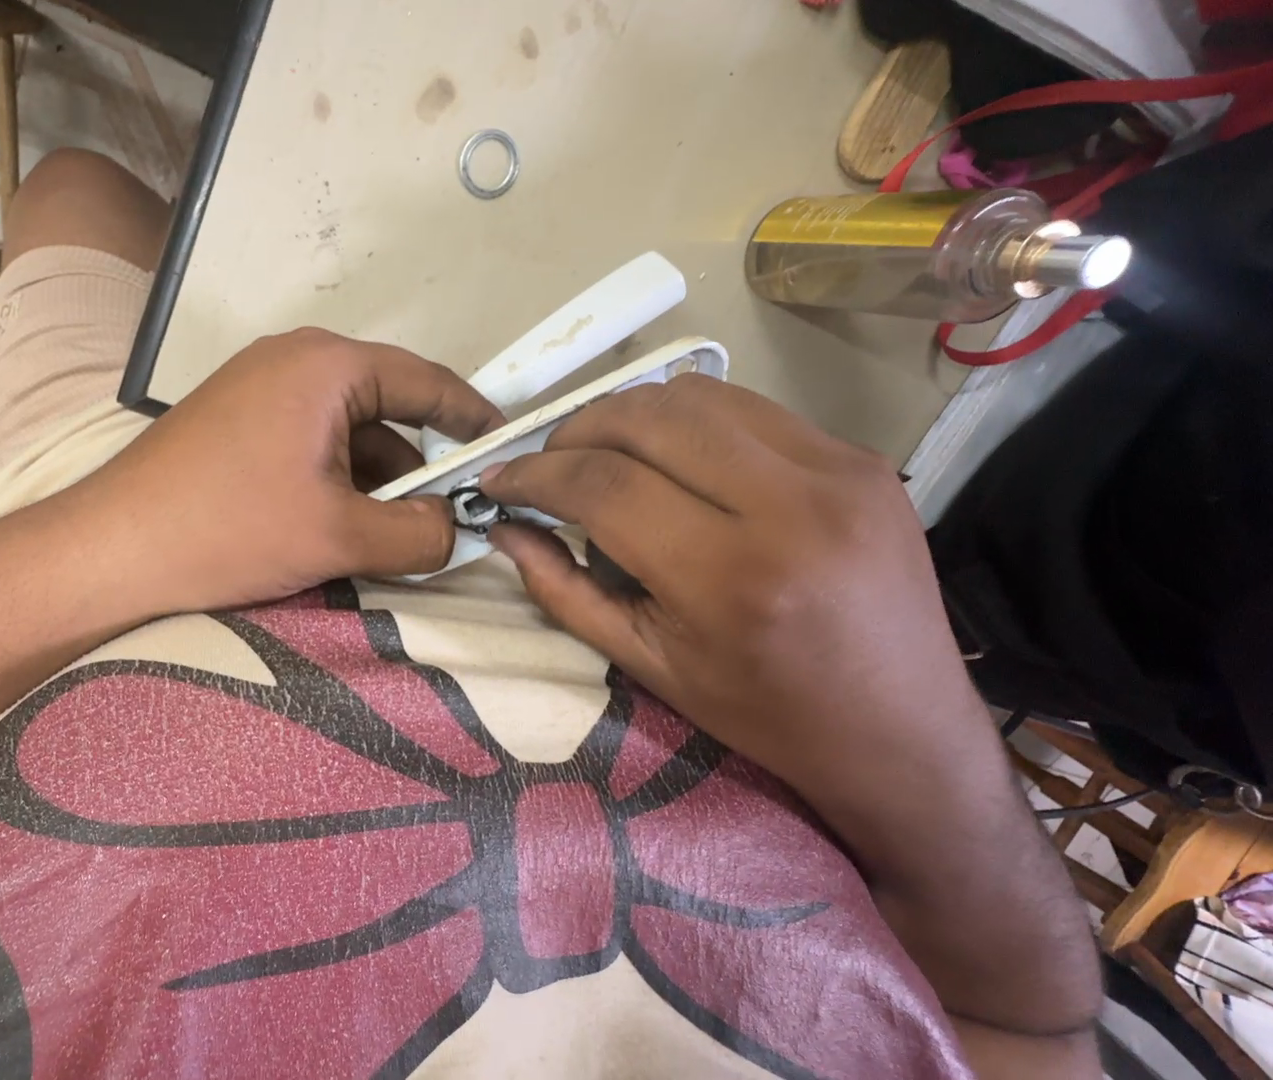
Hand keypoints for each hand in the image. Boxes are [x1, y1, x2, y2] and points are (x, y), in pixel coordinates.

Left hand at [61, 328, 501, 616]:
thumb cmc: (231, 529)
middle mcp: (294, 358)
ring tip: (383, 536)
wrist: (111, 549)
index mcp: (328, 365)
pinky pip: (306, 440)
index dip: (473, 419)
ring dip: (372, 479)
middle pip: (385, 406)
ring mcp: (256, 386)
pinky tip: (332, 526)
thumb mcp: (339, 536)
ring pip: (344, 430)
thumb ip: (418, 533)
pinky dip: (332, 478)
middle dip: (416, 464)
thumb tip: (456, 527)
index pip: (427, 381)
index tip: (508, 452)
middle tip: (442, 517)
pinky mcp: (233, 419)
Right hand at [482, 374, 990, 792]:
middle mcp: (788, 505)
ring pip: (698, 396)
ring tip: (605, 456)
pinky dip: (690, 425)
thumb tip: (505, 528)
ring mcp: (836, 470)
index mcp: (728, 576)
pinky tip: (676, 463)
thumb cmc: (762, 714)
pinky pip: (749, 411)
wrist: (901, 731)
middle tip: (549, 466)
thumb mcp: (646, 663)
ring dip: (630, 416)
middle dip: (576, 431)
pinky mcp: (860, 459)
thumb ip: (563, 590)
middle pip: (648, 418)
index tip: (497, 481)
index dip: (535, 475)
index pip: (604, 485)